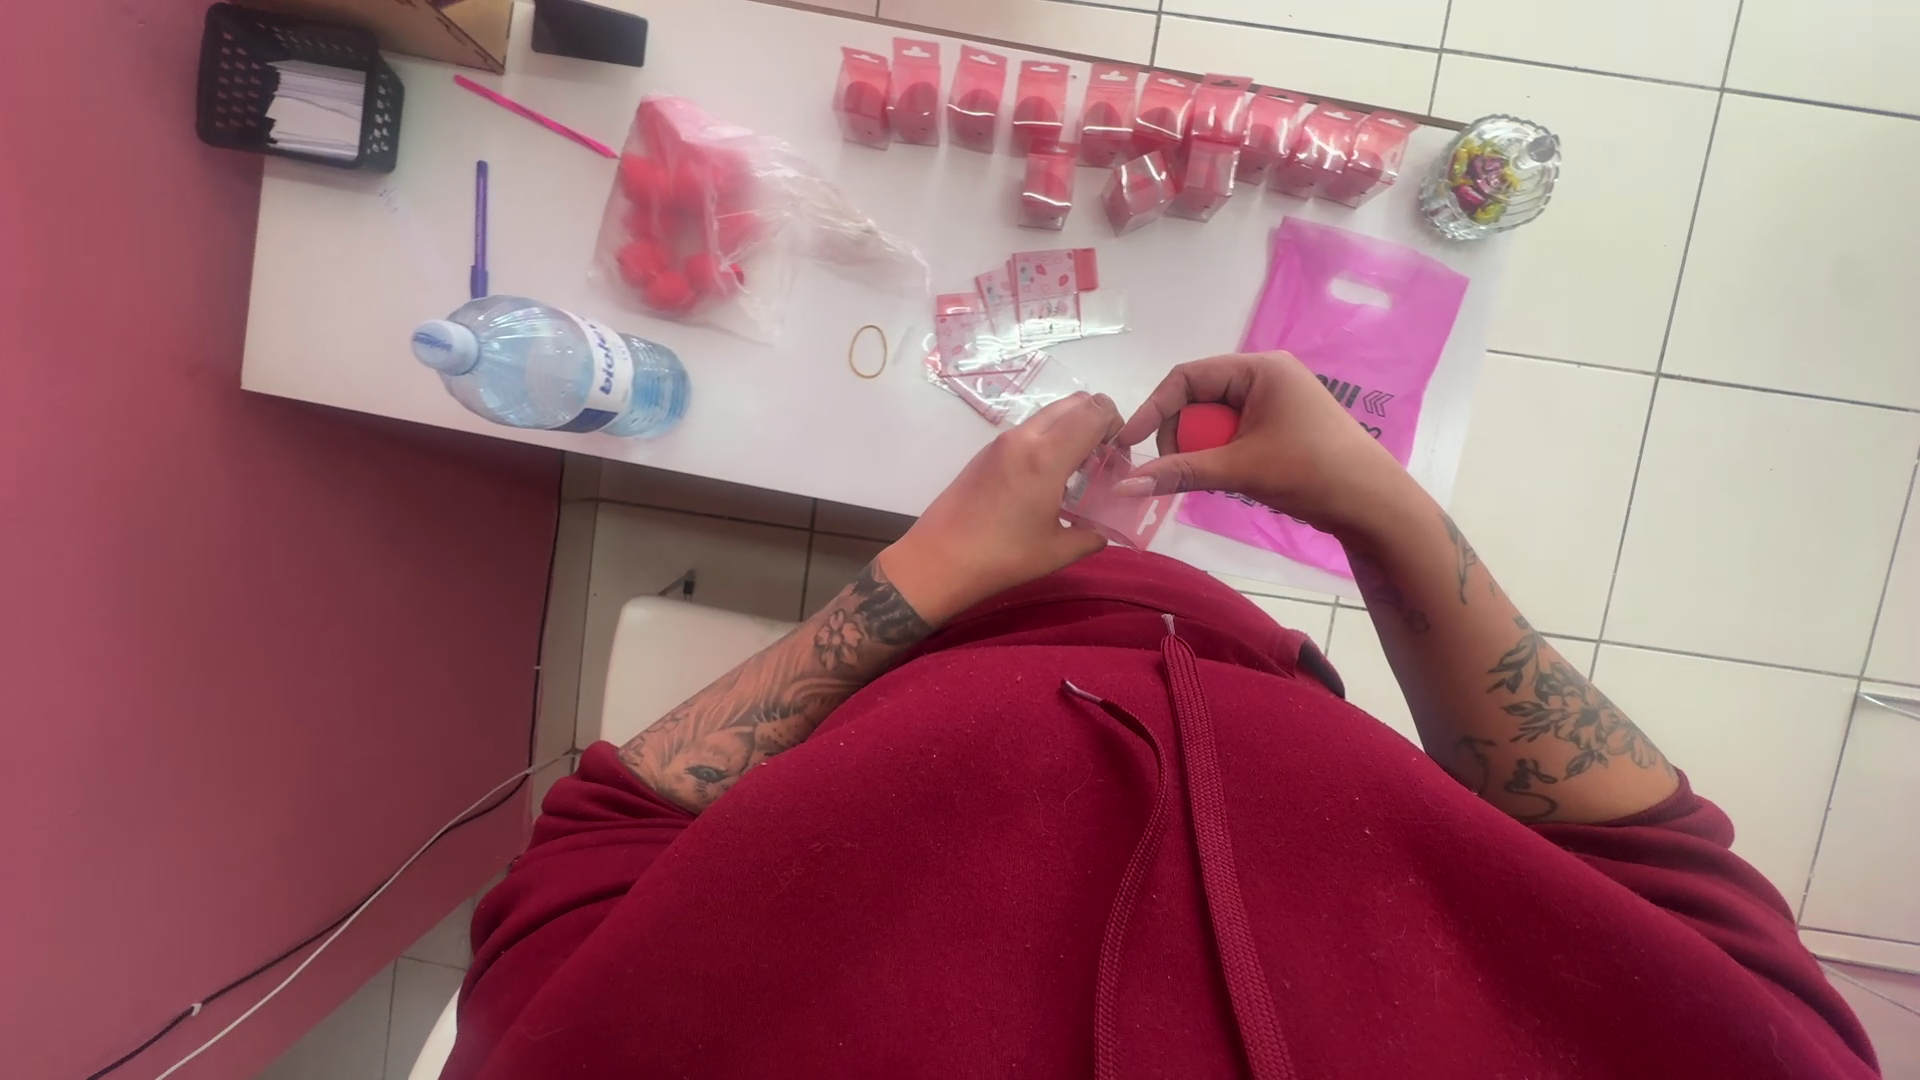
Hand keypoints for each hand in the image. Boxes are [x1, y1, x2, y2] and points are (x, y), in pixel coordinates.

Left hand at [880, 392, 1121, 624]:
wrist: (938, 560)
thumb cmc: (1001, 557)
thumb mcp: (1057, 551)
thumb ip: (1091, 535)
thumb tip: (1103, 530)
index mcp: (1046, 456)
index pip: (1094, 411)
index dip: (1116, 424)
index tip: (1118, 455)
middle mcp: (1023, 438)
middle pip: (1073, 404)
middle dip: (1096, 422)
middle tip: (1101, 460)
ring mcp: (1000, 442)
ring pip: (1048, 416)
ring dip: (1070, 431)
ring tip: (1074, 474)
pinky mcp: (985, 453)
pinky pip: (1027, 432)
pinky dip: (1047, 441)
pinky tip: (1045, 482)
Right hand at [1114, 352, 1410, 536]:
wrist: (1373, 505)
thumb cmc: (1311, 473)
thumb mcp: (1239, 469)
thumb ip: (1179, 472)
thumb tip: (1123, 485)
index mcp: (1260, 369)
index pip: (1187, 377)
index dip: (1154, 408)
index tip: (1130, 442)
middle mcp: (1264, 377)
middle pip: (1197, 399)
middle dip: (1182, 434)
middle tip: (1183, 469)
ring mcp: (1272, 402)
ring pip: (1211, 421)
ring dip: (1201, 449)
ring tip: (1214, 476)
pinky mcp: (1276, 426)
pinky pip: (1229, 434)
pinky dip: (1219, 454)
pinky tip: (1228, 475)